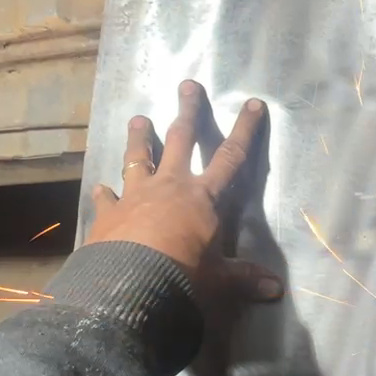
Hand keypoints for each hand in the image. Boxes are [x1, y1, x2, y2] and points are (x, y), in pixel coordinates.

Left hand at [88, 80, 281, 301]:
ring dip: (139, 138)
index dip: (244, 131)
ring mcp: (136, 195)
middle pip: (181, 140)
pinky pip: (106, 197)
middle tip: (188, 85)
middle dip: (188, 112)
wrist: (129, 285)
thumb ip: (244, 278)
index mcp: (203, 197)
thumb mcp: (219, 279)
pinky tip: (99, 187)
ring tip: (138, 119)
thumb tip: (277, 290)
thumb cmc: (183, 275)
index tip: (252, 104)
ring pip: (138, 157)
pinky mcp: (109, 213)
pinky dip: (104, 192)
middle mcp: (170, 186)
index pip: (231, 157)